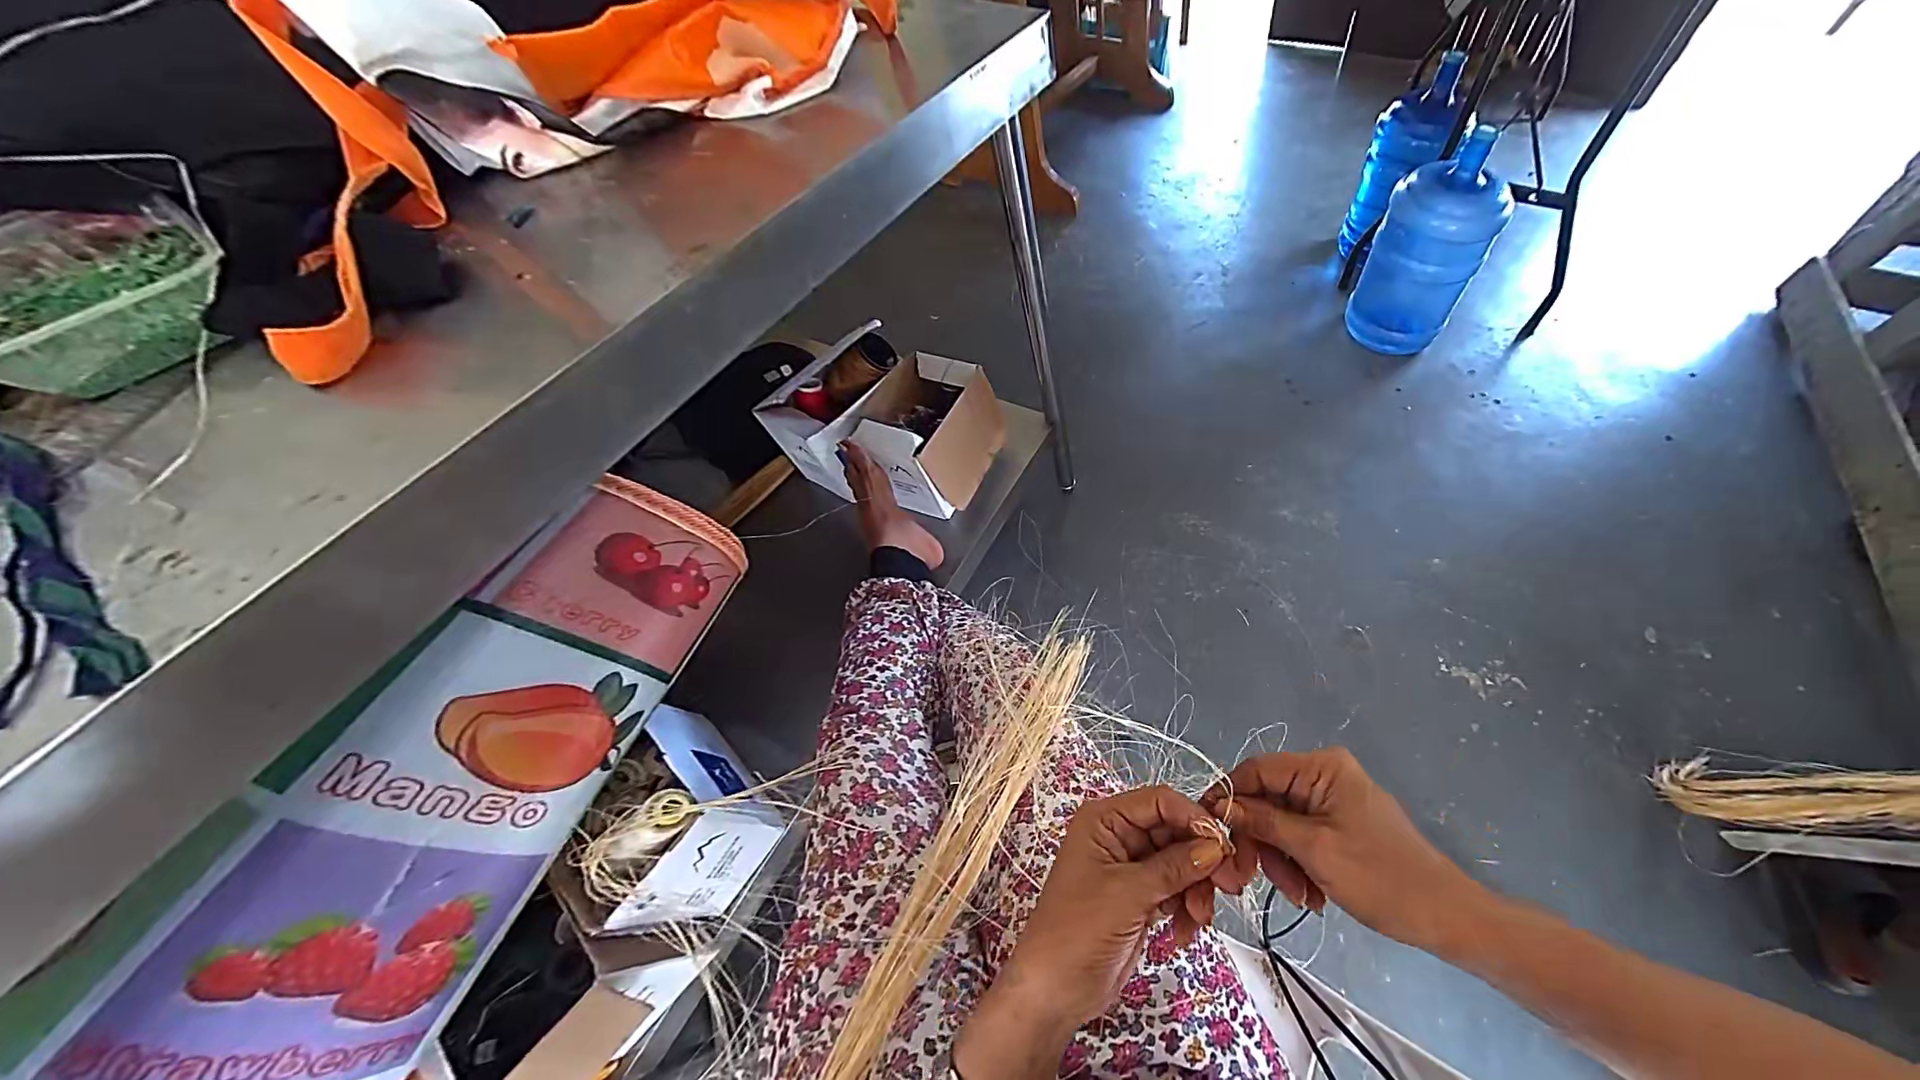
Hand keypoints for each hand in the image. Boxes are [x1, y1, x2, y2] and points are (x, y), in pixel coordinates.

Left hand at [953, 786, 1227, 1078]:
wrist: (1056, 988)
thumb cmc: (1078, 929)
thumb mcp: (1128, 893)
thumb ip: (1173, 867)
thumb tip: (1214, 846)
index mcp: (1104, 819)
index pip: (1159, 802)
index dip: (1194, 818)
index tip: (1224, 845)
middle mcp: (1117, 836)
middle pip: (1175, 832)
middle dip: (1202, 859)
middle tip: (1229, 886)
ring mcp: (1129, 868)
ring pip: (1181, 862)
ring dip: (1197, 889)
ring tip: (1197, 918)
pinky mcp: (1140, 897)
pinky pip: (1176, 889)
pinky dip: (1187, 907)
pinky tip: (1183, 932)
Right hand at [1204, 748, 1486, 952]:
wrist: (1451, 920)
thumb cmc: (1383, 879)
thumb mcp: (1313, 850)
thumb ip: (1262, 822)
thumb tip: (1219, 806)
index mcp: (1322, 767)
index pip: (1256, 770)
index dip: (1229, 797)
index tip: (1209, 828)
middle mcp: (1326, 775)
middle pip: (1267, 799)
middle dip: (1261, 840)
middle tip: (1251, 877)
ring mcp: (1334, 799)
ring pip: (1280, 822)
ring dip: (1280, 859)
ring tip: (1300, 895)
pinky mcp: (1341, 823)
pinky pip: (1301, 835)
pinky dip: (1298, 863)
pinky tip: (1311, 893)